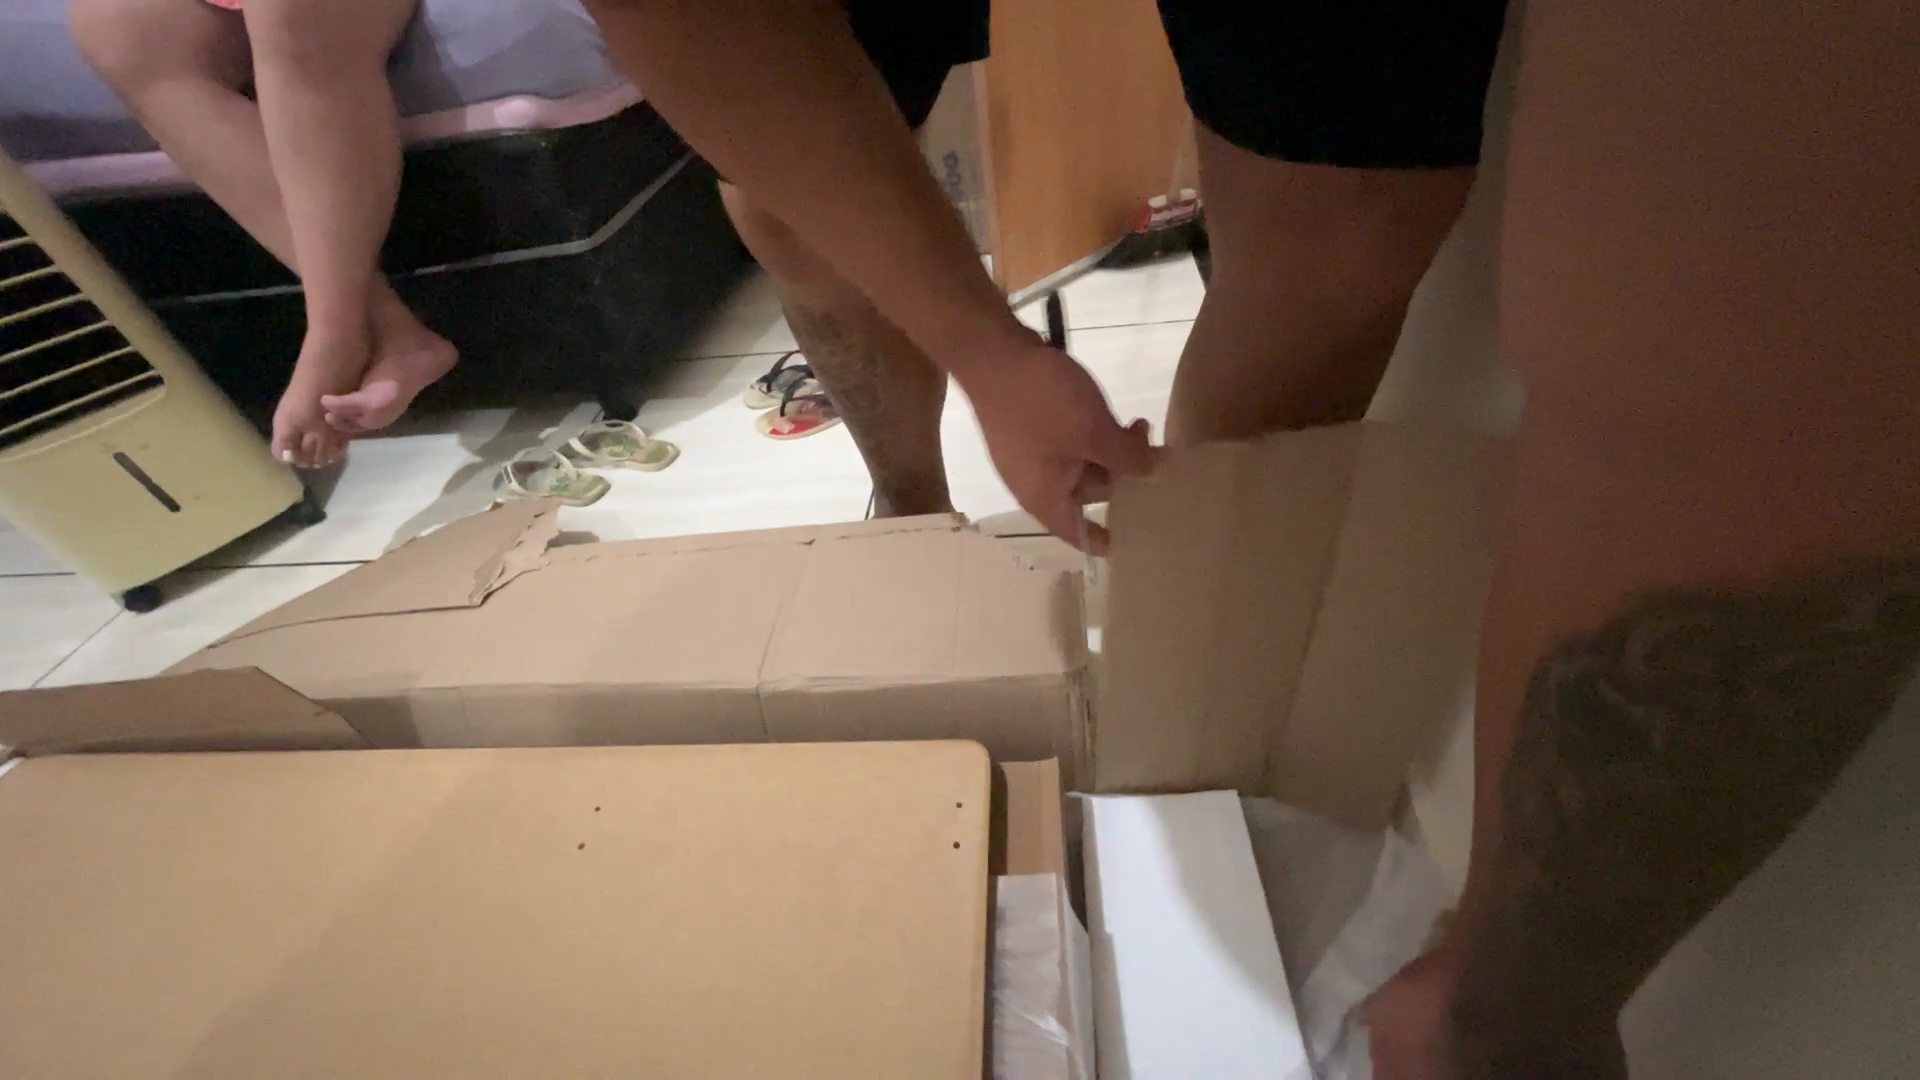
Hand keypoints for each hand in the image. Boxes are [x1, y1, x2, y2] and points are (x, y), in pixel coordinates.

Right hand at [958, 340, 1155, 553]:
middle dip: (1122, 475)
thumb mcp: (1094, 432)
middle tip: (1155, 451)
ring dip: (1112, 449)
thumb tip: (1153, 472)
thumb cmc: (1041, 402)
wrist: (992, 353)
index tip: (1136, 542)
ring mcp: (1032, 454)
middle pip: (1087, 493)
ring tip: (1139, 425)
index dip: (1106, 541)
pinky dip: (1093, 436)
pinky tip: (1112, 415)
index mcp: (1045, 497)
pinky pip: (1069, 443)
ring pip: (1082, 463)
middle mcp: (1036, 484)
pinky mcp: (1031, 429)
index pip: (1078, 534)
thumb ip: (1128, 458)